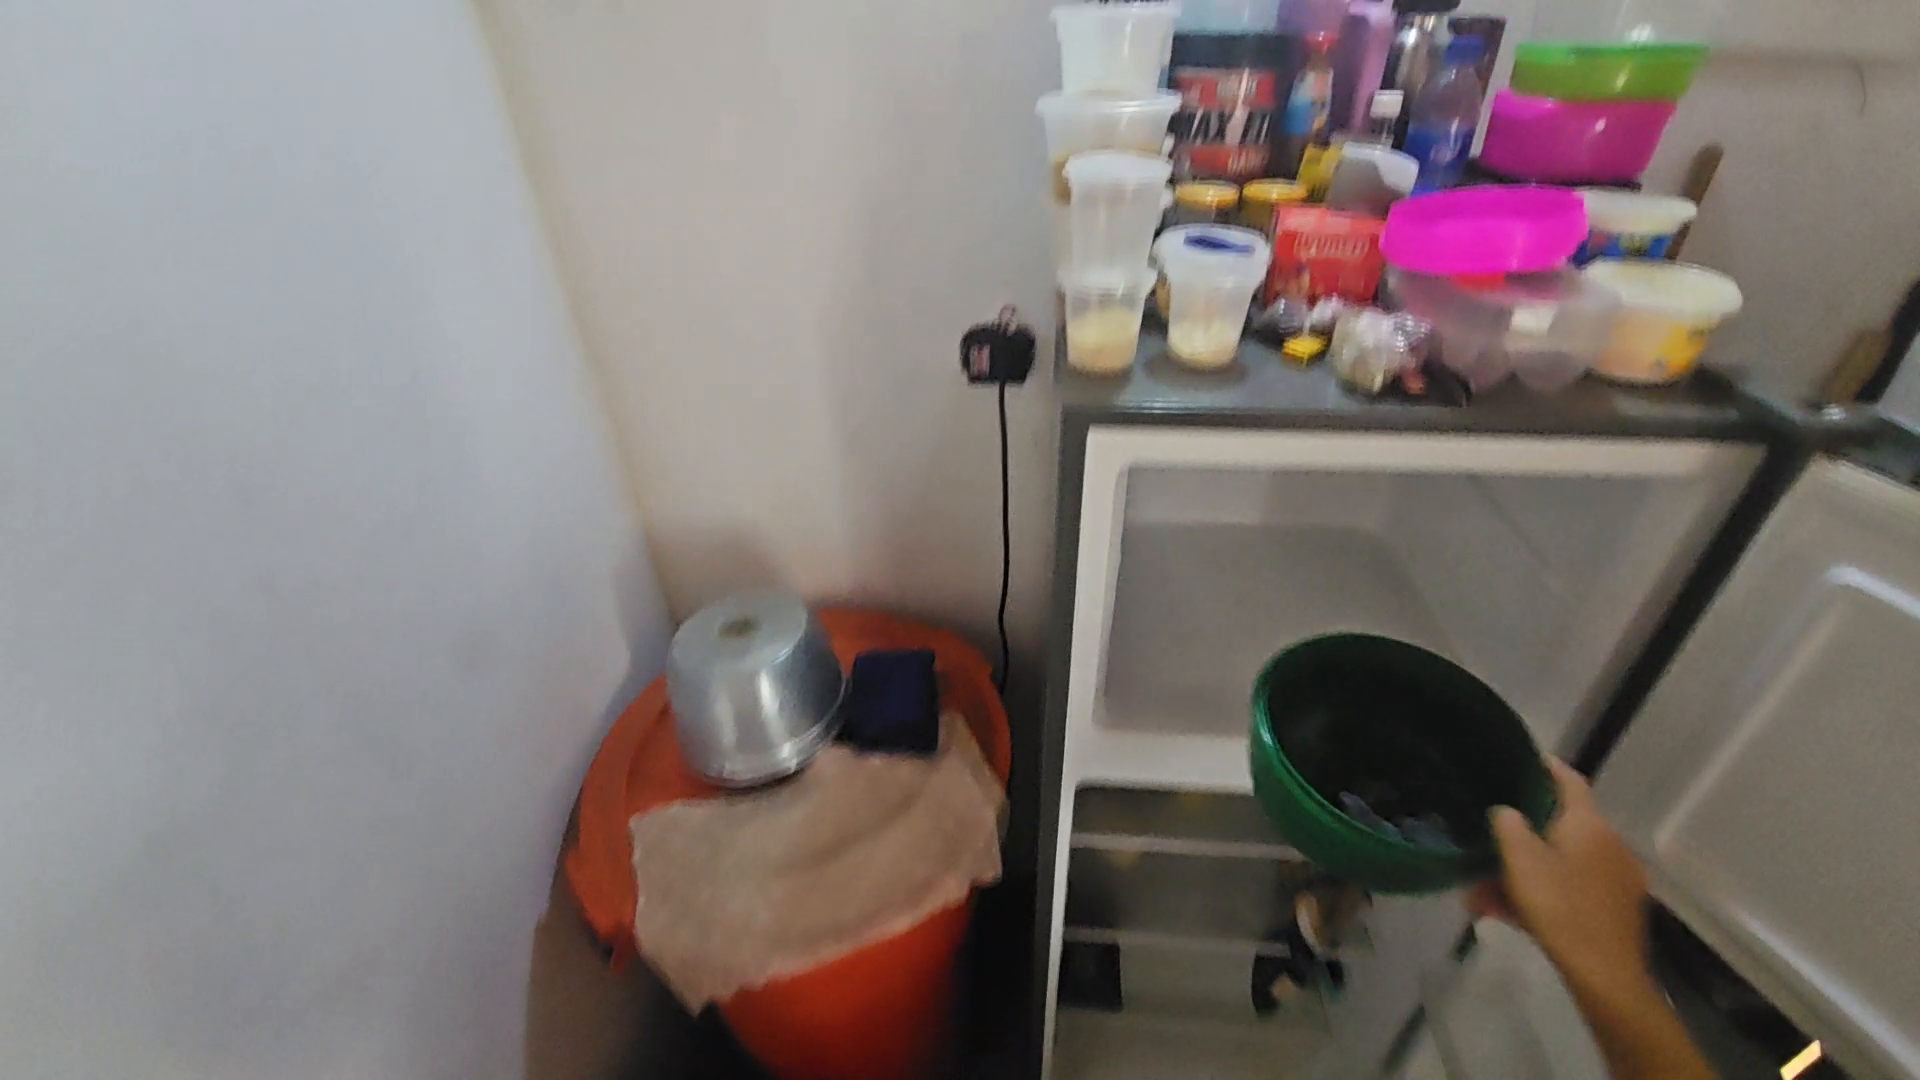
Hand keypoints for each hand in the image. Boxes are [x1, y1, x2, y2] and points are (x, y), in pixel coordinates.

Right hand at [1466, 758, 1652, 998]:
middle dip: (1520, 833)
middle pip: (1559, 826)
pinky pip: (1570, 884)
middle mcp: (1610, 844)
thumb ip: (1508, 823)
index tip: (1523, 756)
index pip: (1570, 780)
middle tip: (1489, 840)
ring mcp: (1617, 877)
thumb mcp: (1519, 858)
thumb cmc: (1559, 905)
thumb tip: (1506, 812)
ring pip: (1559, 860)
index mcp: (1590, 825)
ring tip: (1486, 892)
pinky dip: (1541, 889)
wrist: (1605, 973)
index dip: (1547, 765)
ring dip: (1523, 869)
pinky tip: (1510, 911)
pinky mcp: (1616, 906)